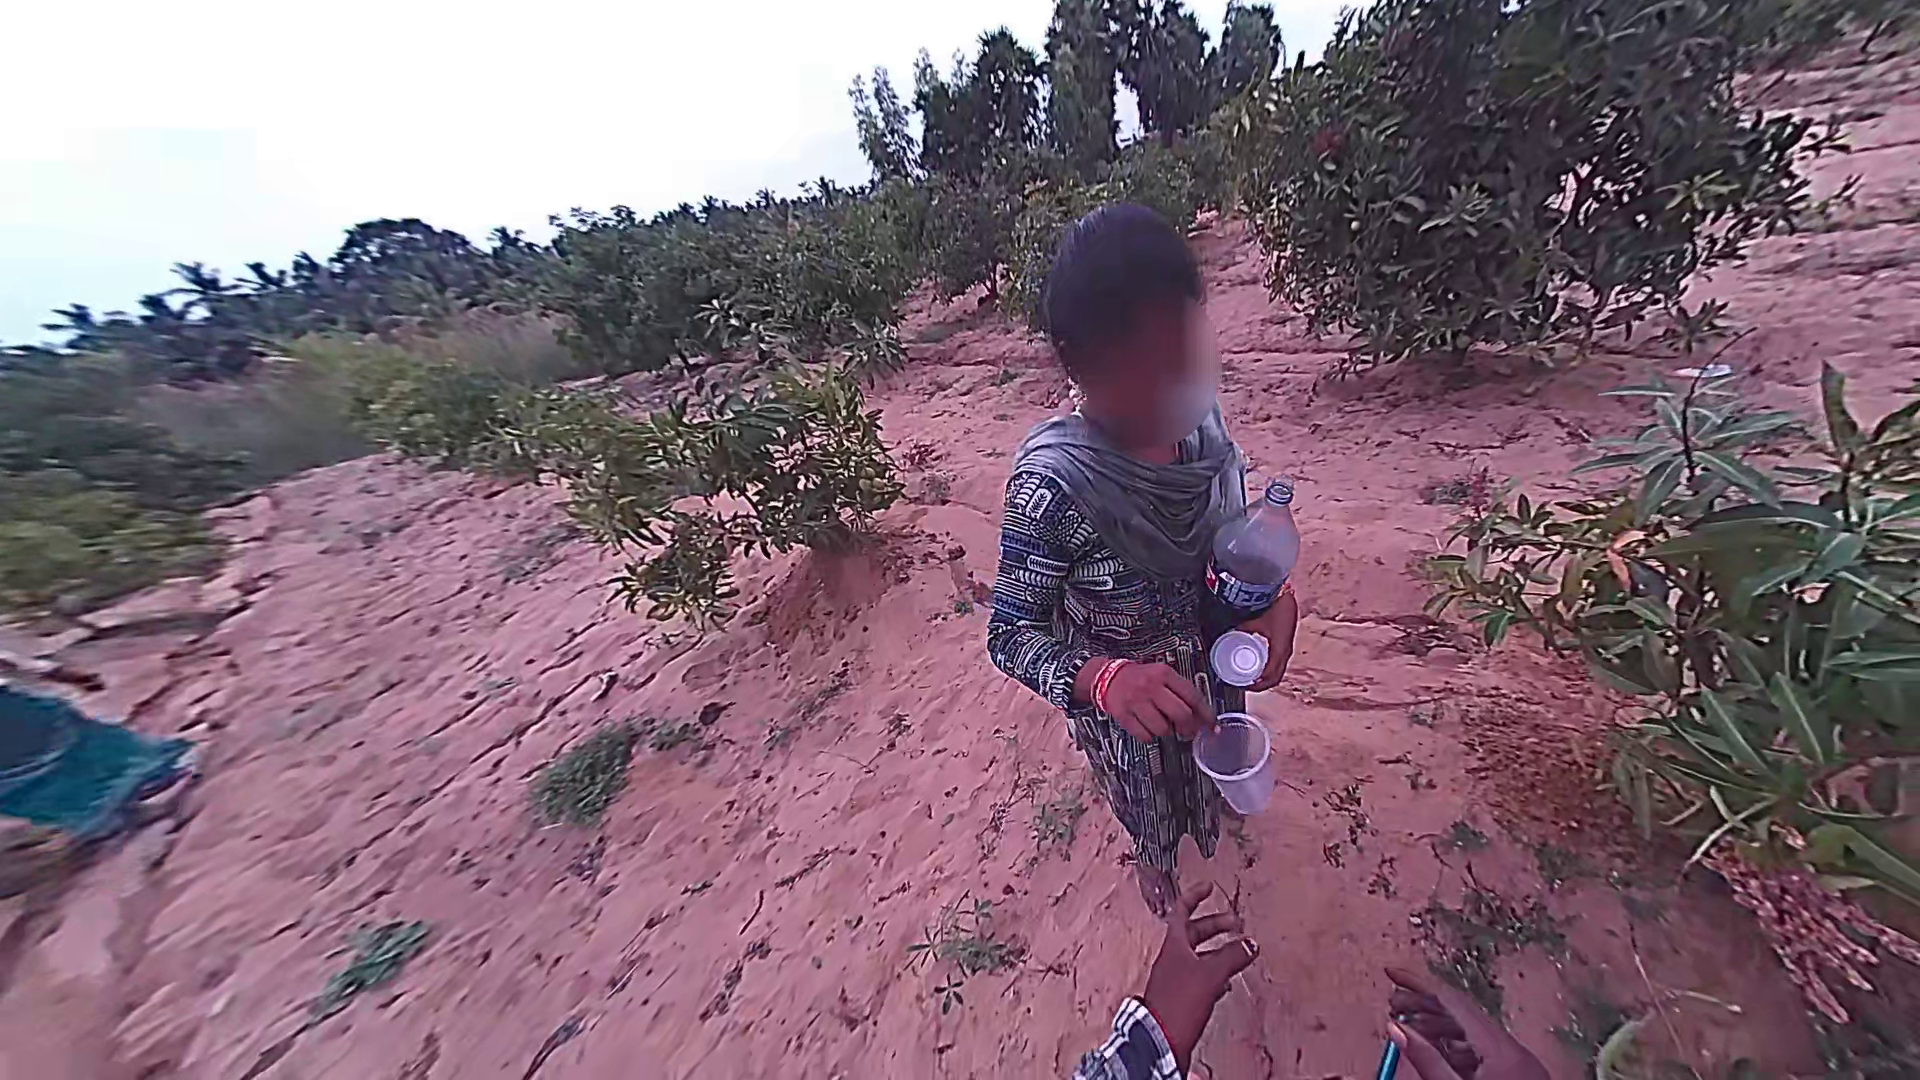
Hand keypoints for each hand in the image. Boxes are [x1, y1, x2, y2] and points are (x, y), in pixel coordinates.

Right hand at [1087, 660, 1216, 739]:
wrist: (1106, 676)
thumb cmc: (1139, 677)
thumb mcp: (1160, 674)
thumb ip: (1180, 691)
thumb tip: (1202, 716)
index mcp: (1163, 674)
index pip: (1193, 696)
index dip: (1205, 714)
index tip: (1211, 724)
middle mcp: (1150, 686)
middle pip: (1181, 714)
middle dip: (1188, 727)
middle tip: (1187, 730)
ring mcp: (1136, 701)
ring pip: (1163, 728)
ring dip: (1166, 731)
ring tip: (1161, 723)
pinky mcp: (1124, 715)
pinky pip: (1145, 736)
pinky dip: (1149, 735)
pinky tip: (1147, 726)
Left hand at [1141, 881, 1258, 1072]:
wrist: (1161, 1037)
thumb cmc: (1179, 1000)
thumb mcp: (1208, 974)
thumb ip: (1230, 957)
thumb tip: (1250, 943)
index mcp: (1174, 941)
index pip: (1182, 909)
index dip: (1195, 895)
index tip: (1208, 886)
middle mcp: (1174, 954)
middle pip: (1194, 931)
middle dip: (1214, 924)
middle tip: (1235, 922)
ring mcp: (1176, 974)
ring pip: (1199, 953)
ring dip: (1217, 949)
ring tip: (1238, 950)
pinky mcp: (1182, 995)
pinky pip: (1200, 975)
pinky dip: (1215, 972)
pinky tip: (1227, 982)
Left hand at [1235, 590, 1297, 691]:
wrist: (1283, 591)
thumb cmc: (1271, 606)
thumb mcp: (1252, 622)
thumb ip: (1240, 630)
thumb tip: (1225, 637)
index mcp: (1280, 649)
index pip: (1272, 677)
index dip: (1259, 686)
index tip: (1246, 687)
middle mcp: (1285, 650)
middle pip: (1275, 676)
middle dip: (1261, 683)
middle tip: (1245, 684)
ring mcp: (1286, 645)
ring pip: (1278, 668)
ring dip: (1265, 675)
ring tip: (1250, 676)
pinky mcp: (1284, 639)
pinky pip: (1278, 658)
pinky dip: (1269, 665)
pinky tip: (1259, 662)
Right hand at [1385, 967, 1548, 1079]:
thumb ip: (1425, 1058)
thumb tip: (1395, 1027)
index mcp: (1504, 1052)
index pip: (1451, 1000)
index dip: (1416, 983)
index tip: (1391, 974)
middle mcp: (1517, 1053)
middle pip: (1460, 1013)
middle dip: (1423, 1006)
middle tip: (1394, 1006)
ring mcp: (1523, 1068)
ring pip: (1471, 1031)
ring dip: (1436, 1025)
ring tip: (1410, 1029)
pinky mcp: (1522, 1079)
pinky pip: (1482, 1050)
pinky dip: (1454, 1045)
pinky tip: (1437, 1053)